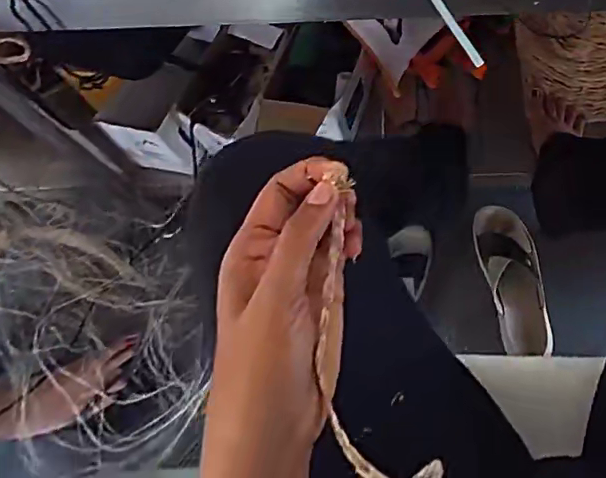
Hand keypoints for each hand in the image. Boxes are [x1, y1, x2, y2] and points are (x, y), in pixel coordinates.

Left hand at [202, 159, 362, 477]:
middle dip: (330, 195)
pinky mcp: (321, 293)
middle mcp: (275, 255)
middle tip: (352, 202)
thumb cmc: (258, 368)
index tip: (340, 172)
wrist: (272, 432)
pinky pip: (336, 253)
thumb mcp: (276, 297)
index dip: (308, 175)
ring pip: (325, 226)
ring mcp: (299, 274)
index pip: (279, 192)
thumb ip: (300, 239)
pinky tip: (353, 248)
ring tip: (353, 231)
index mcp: (251, 249)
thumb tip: (326, 188)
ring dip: (343, 219)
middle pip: (305, 204)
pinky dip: (348, 243)